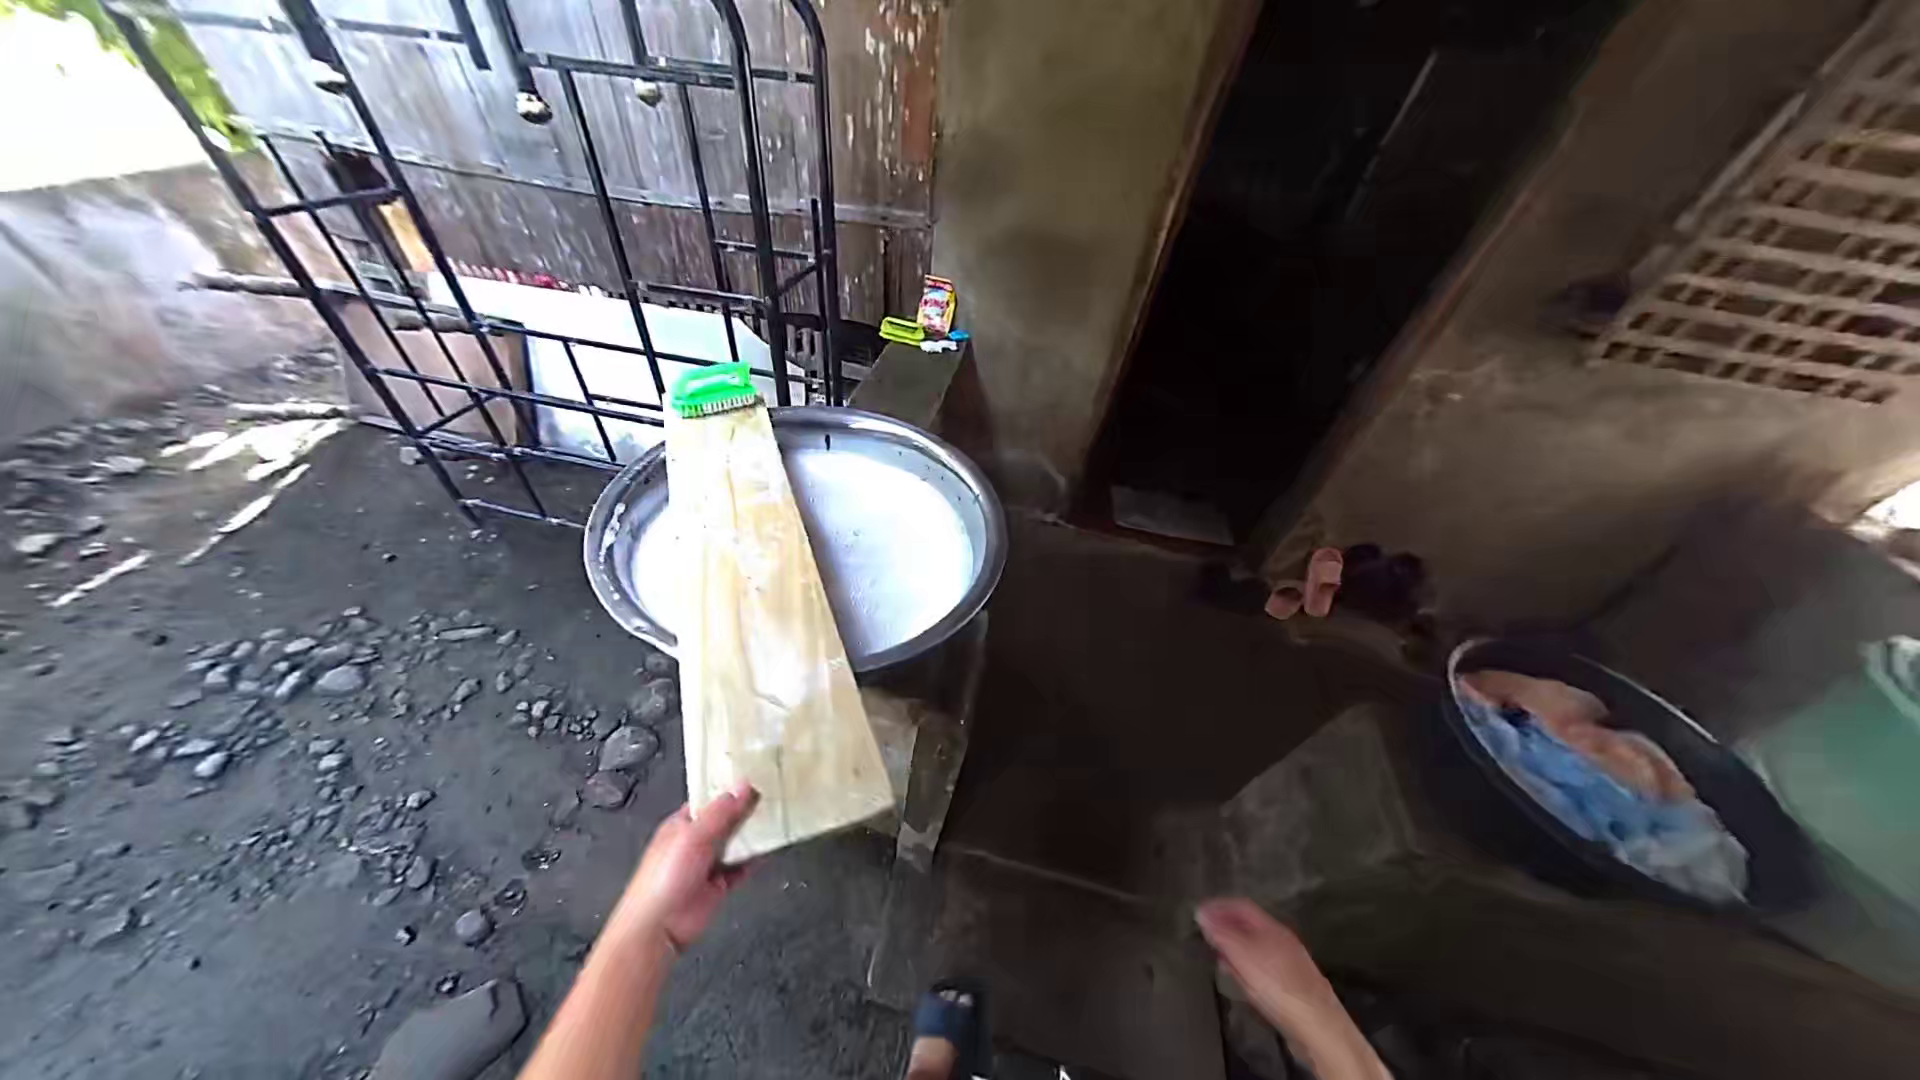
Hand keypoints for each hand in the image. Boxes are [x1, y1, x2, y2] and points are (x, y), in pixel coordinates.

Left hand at [611, 782, 758, 951]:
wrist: (658, 929)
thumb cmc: (665, 878)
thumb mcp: (694, 836)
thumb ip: (722, 811)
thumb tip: (745, 785)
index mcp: (683, 823)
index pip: (711, 798)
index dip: (732, 787)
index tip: (757, 776)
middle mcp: (696, 840)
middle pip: (728, 818)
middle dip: (747, 809)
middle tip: (773, 794)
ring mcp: (709, 862)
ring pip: (738, 841)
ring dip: (754, 833)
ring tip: (777, 817)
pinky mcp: (721, 883)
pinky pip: (743, 866)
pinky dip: (755, 859)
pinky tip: (768, 849)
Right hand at [1196, 898, 1389, 1079]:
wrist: (1320, 1029)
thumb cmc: (1278, 986)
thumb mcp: (1243, 955)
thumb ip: (1221, 933)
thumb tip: (1201, 912)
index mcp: (1272, 928)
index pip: (1241, 906)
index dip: (1219, 906)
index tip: (1199, 912)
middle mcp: (1282, 941)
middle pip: (1249, 925)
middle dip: (1226, 927)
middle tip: (1206, 934)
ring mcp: (1290, 965)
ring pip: (1256, 948)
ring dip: (1236, 948)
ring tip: (1218, 956)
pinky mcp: (1294, 987)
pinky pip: (1263, 968)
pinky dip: (1247, 968)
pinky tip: (1241, 980)